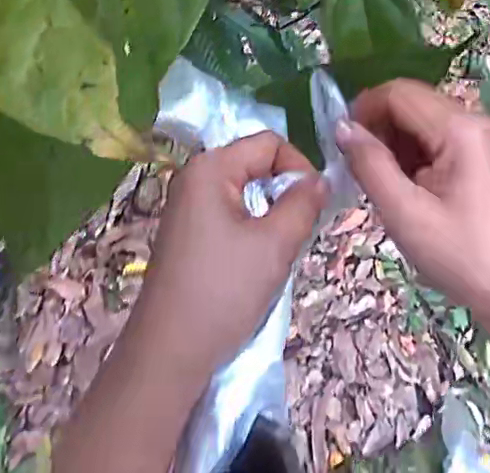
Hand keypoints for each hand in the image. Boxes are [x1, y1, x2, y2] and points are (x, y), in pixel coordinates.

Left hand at [130, 132, 326, 372]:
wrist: (170, 347)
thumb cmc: (223, 290)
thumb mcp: (274, 246)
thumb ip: (302, 204)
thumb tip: (319, 179)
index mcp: (211, 167)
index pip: (267, 143)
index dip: (299, 166)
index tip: (317, 204)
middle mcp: (194, 174)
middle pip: (253, 162)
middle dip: (283, 190)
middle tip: (301, 230)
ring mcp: (186, 201)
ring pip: (243, 188)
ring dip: (269, 211)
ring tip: (280, 248)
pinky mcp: (185, 227)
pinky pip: (227, 209)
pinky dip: (250, 225)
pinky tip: (256, 259)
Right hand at [334, 80, 489, 320]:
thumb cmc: (462, 256)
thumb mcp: (403, 212)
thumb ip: (368, 162)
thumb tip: (341, 127)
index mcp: (459, 129)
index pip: (396, 93)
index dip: (362, 110)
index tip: (344, 145)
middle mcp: (474, 120)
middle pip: (408, 101)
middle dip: (378, 126)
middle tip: (362, 166)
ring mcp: (482, 137)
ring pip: (419, 117)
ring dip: (393, 140)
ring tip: (386, 181)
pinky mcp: (483, 154)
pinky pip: (435, 134)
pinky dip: (412, 151)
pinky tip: (409, 185)